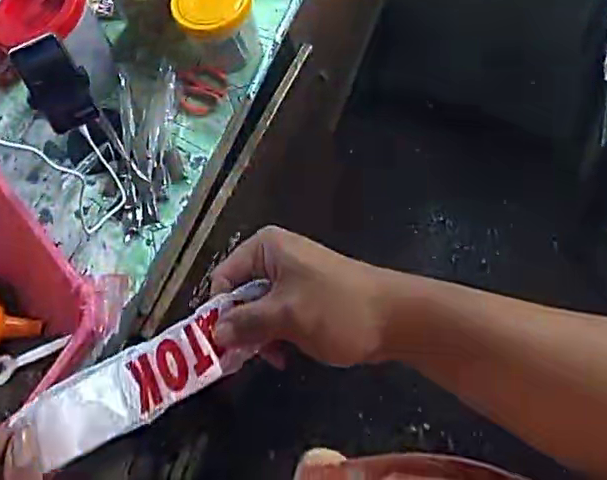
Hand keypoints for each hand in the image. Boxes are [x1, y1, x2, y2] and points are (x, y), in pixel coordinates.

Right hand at [207, 226, 398, 367]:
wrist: (393, 317)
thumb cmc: (335, 308)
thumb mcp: (286, 316)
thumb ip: (246, 323)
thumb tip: (214, 332)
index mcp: (265, 247)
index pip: (224, 276)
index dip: (218, 309)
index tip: (220, 344)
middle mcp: (274, 256)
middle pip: (239, 293)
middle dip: (241, 326)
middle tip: (246, 358)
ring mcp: (291, 275)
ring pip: (257, 308)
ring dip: (260, 335)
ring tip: (275, 357)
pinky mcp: (305, 295)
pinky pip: (277, 314)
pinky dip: (277, 335)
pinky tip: (286, 355)